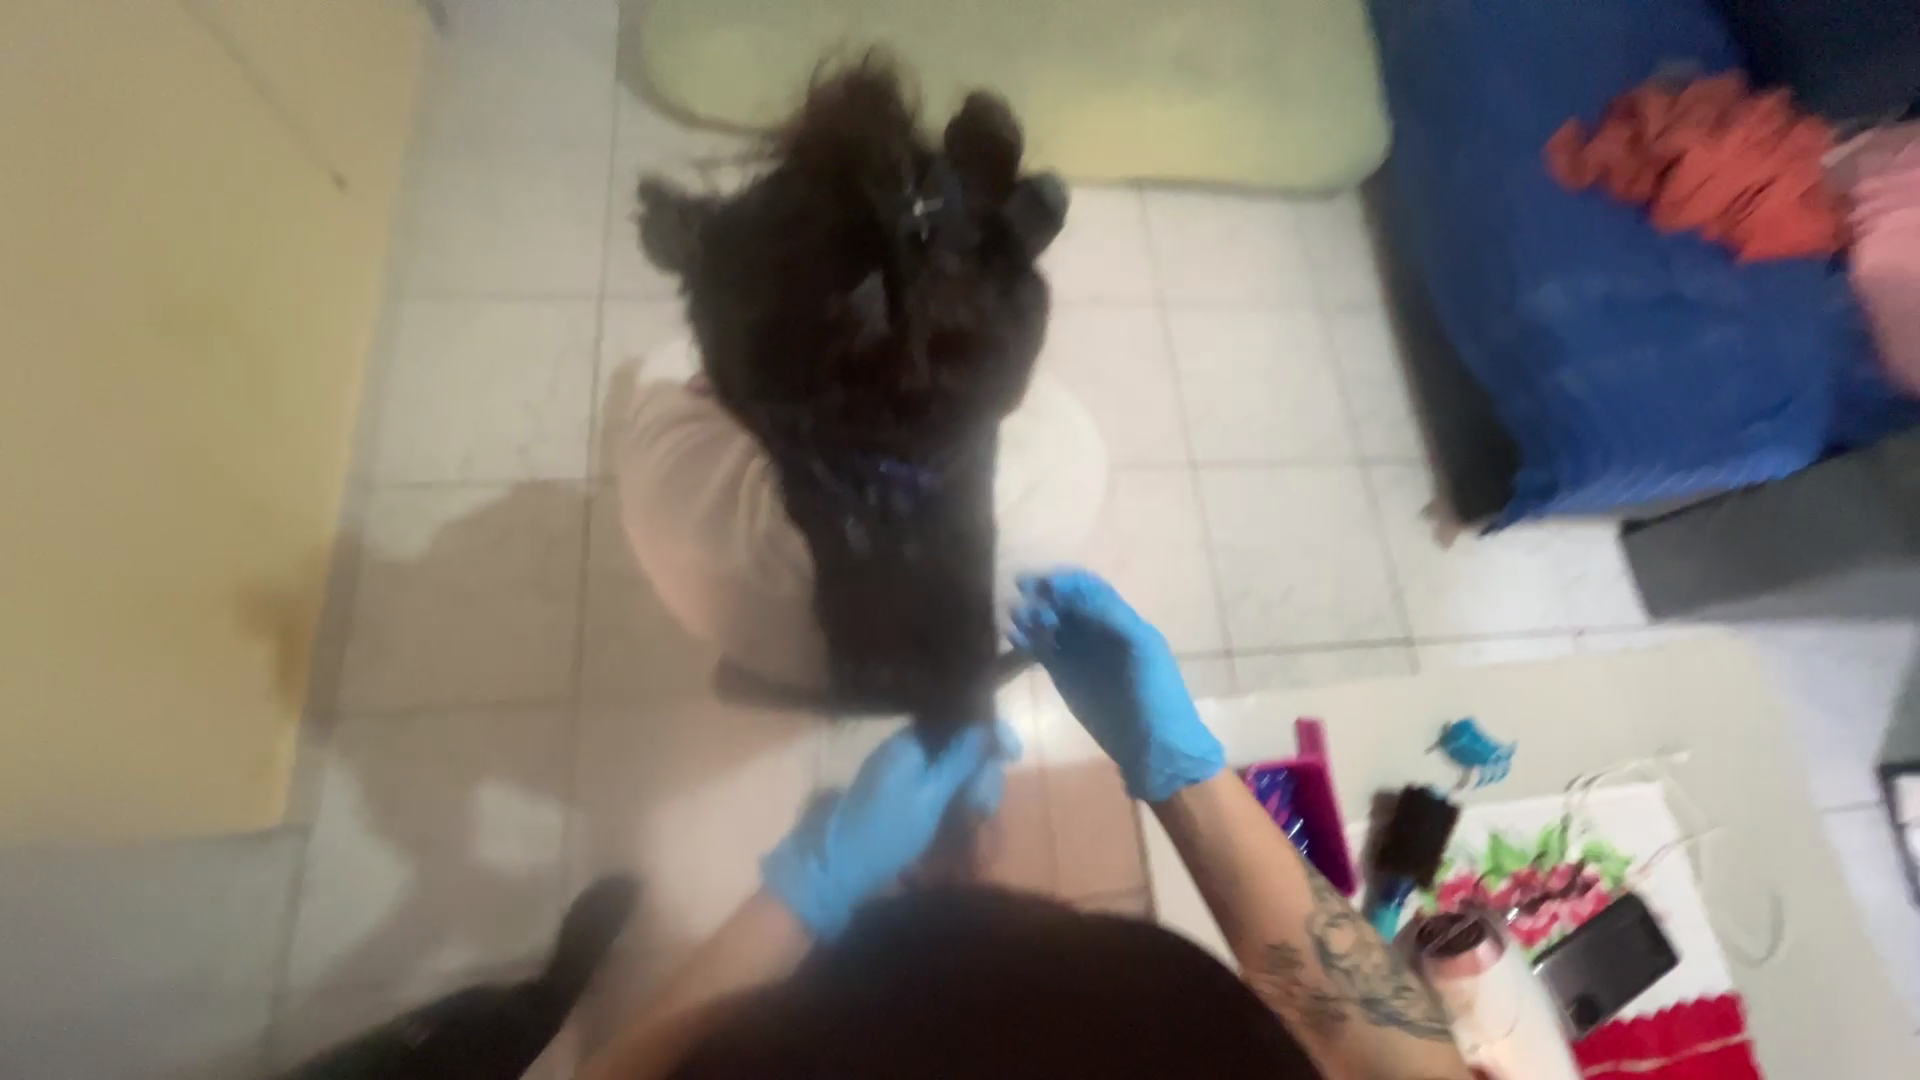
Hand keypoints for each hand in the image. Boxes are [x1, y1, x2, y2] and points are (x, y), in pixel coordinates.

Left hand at [762, 721, 1017, 938]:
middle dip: (981, 772)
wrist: (836, 872)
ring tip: (974, 820)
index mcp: (911, 741)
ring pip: (954, 773)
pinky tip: (964, 824)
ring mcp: (905, 776)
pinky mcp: (903, 800)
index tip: (1012, 754)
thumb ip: (959, 759)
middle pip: (961, 748)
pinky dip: (955, 805)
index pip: (959, 721)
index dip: (989, 734)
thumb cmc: (884, 831)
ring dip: (971, 792)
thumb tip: (986, 724)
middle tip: (983, 806)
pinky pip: (940, 791)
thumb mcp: (929, 796)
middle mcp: (908, 751)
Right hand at [1010, 569, 1223, 802]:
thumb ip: (1109, 616)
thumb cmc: (1154, 691)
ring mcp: (1077, 652)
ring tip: (1016, 616)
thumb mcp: (1141, 646)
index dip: (1065, 581)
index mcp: (1118, 618)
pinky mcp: (1062, 674)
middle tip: (1024, 596)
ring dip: (1031, 615)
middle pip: (1063, 602)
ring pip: (1048, 623)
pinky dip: (1025, 640)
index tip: (1043, 584)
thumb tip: (1072, 594)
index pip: (1087, 588)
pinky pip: (1040, 649)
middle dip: (1043, 594)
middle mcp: (1094, 630)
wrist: (1151, 742)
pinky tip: (1013, 636)